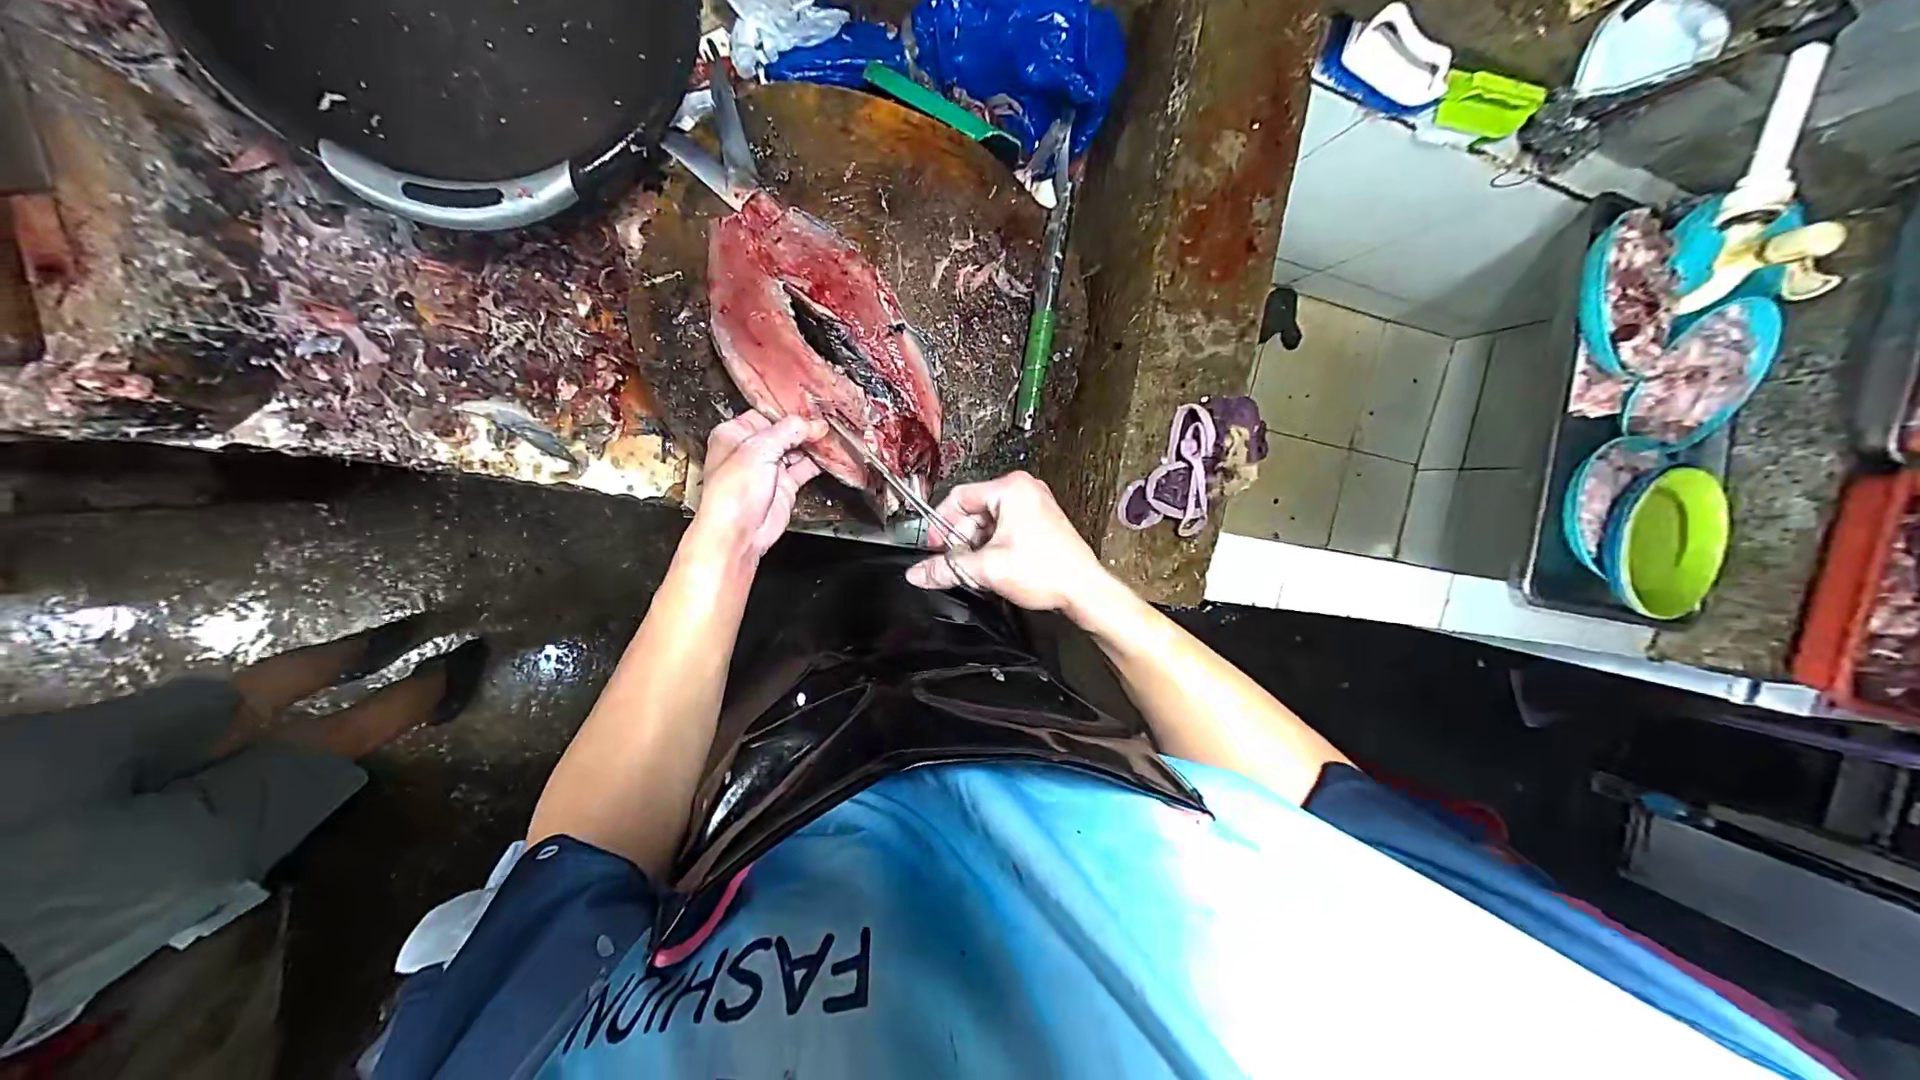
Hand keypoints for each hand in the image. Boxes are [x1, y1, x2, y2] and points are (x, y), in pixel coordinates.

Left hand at [692, 410, 826, 561]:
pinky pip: (805, 469)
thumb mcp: (758, 450)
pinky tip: (829, 455)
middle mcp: (751, 451)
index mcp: (734, 435)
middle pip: (783, 431)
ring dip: (813, 444)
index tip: (809, 410)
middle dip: (804, 428)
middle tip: (825, 422)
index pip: (766, 414)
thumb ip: (787, 431)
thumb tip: (810, 424)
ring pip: (796, 449)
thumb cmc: (731, 494)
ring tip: (830, 436)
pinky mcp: (785, 486)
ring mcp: (769, 469)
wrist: (738, 533)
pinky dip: (818, 463)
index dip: (788, 413)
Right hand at [904, 471, 1124, 617]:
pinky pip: (1004, 528)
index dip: (940, 523)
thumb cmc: (1050, 571)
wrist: (1084, 591)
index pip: (959, 497)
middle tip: (954, 561)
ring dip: (976, 545)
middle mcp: (1024, 490)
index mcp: (1011, 489)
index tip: (934, 544)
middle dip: (960, 538)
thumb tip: (920, 572)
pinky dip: (992, 546)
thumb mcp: (986, 569)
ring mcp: (1034, 505)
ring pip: (987, 522)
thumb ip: (947, 568)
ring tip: (976, 567)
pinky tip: (992, 566)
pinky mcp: (1039, 522)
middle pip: (973, 510)